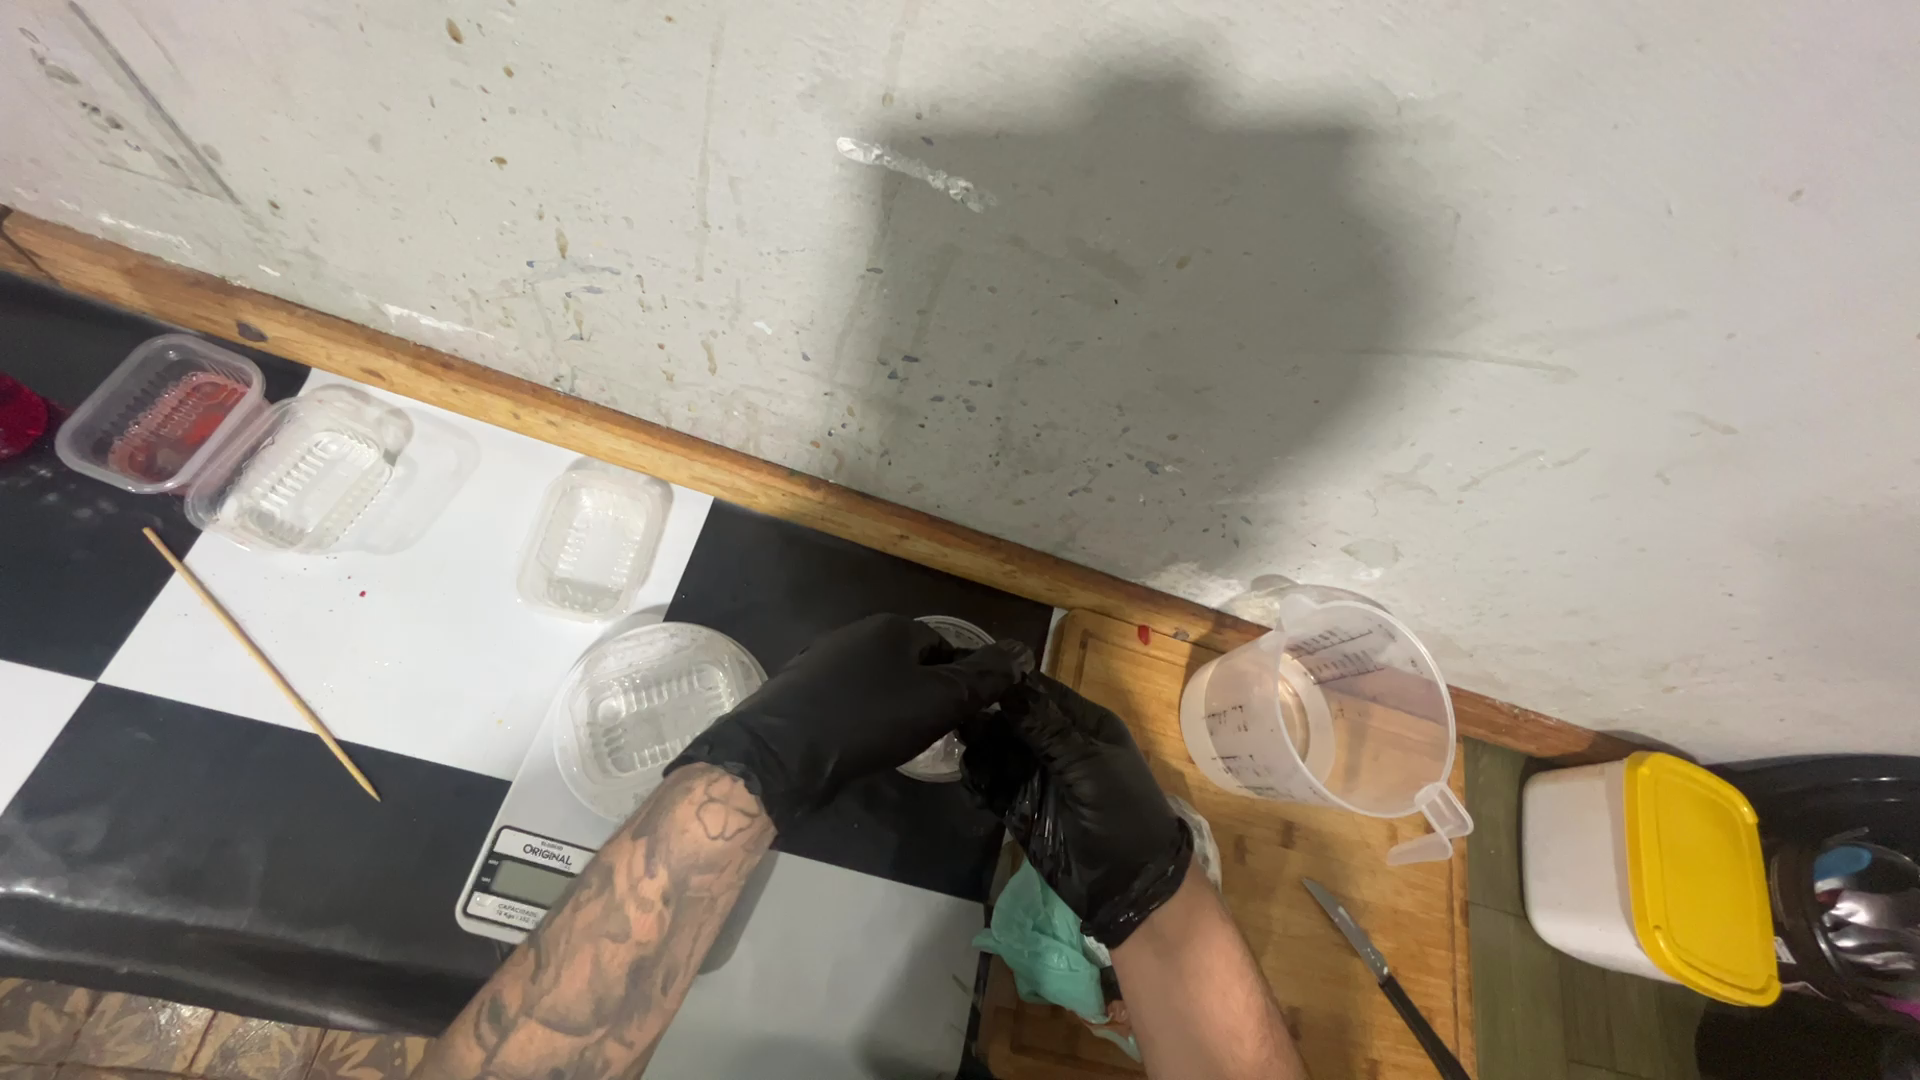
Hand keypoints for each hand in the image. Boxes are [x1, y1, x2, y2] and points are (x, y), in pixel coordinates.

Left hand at [669, 613, 1032, 830]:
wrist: (781, 753)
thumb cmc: (868, 720)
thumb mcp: (938, 701)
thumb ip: (983, 679)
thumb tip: (1023, 652)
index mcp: (892, 628)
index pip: (944, 648)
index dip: (958, 684)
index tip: (961, 720)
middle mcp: (855, 634)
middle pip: (910, 663)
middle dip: (925, 696)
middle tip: (931, 735)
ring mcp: (822, 661)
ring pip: (877, 683)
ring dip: (892, 708)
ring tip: (896, 744)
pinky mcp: (800, 690)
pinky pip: (846, 699)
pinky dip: (860, 718)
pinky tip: (858, 744)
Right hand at [961, 674, 1191, 945]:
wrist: (1131, 890)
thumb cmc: (1122, 816)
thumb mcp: (1088, 766)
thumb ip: (1047, 729)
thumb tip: (1008, 687)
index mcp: (1084, 725)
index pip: (1040, 691)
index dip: (1009, 682)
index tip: (971, 674)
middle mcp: (1058, 744)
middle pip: (1013, 718)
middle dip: (986, 717)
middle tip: (954, 714)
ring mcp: (1039, 776)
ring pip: (999, 750)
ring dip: (978, 748)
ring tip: (958, 748)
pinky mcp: (1022, 806)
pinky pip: (993, 785)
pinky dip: (979, 780)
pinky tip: (968, 780)